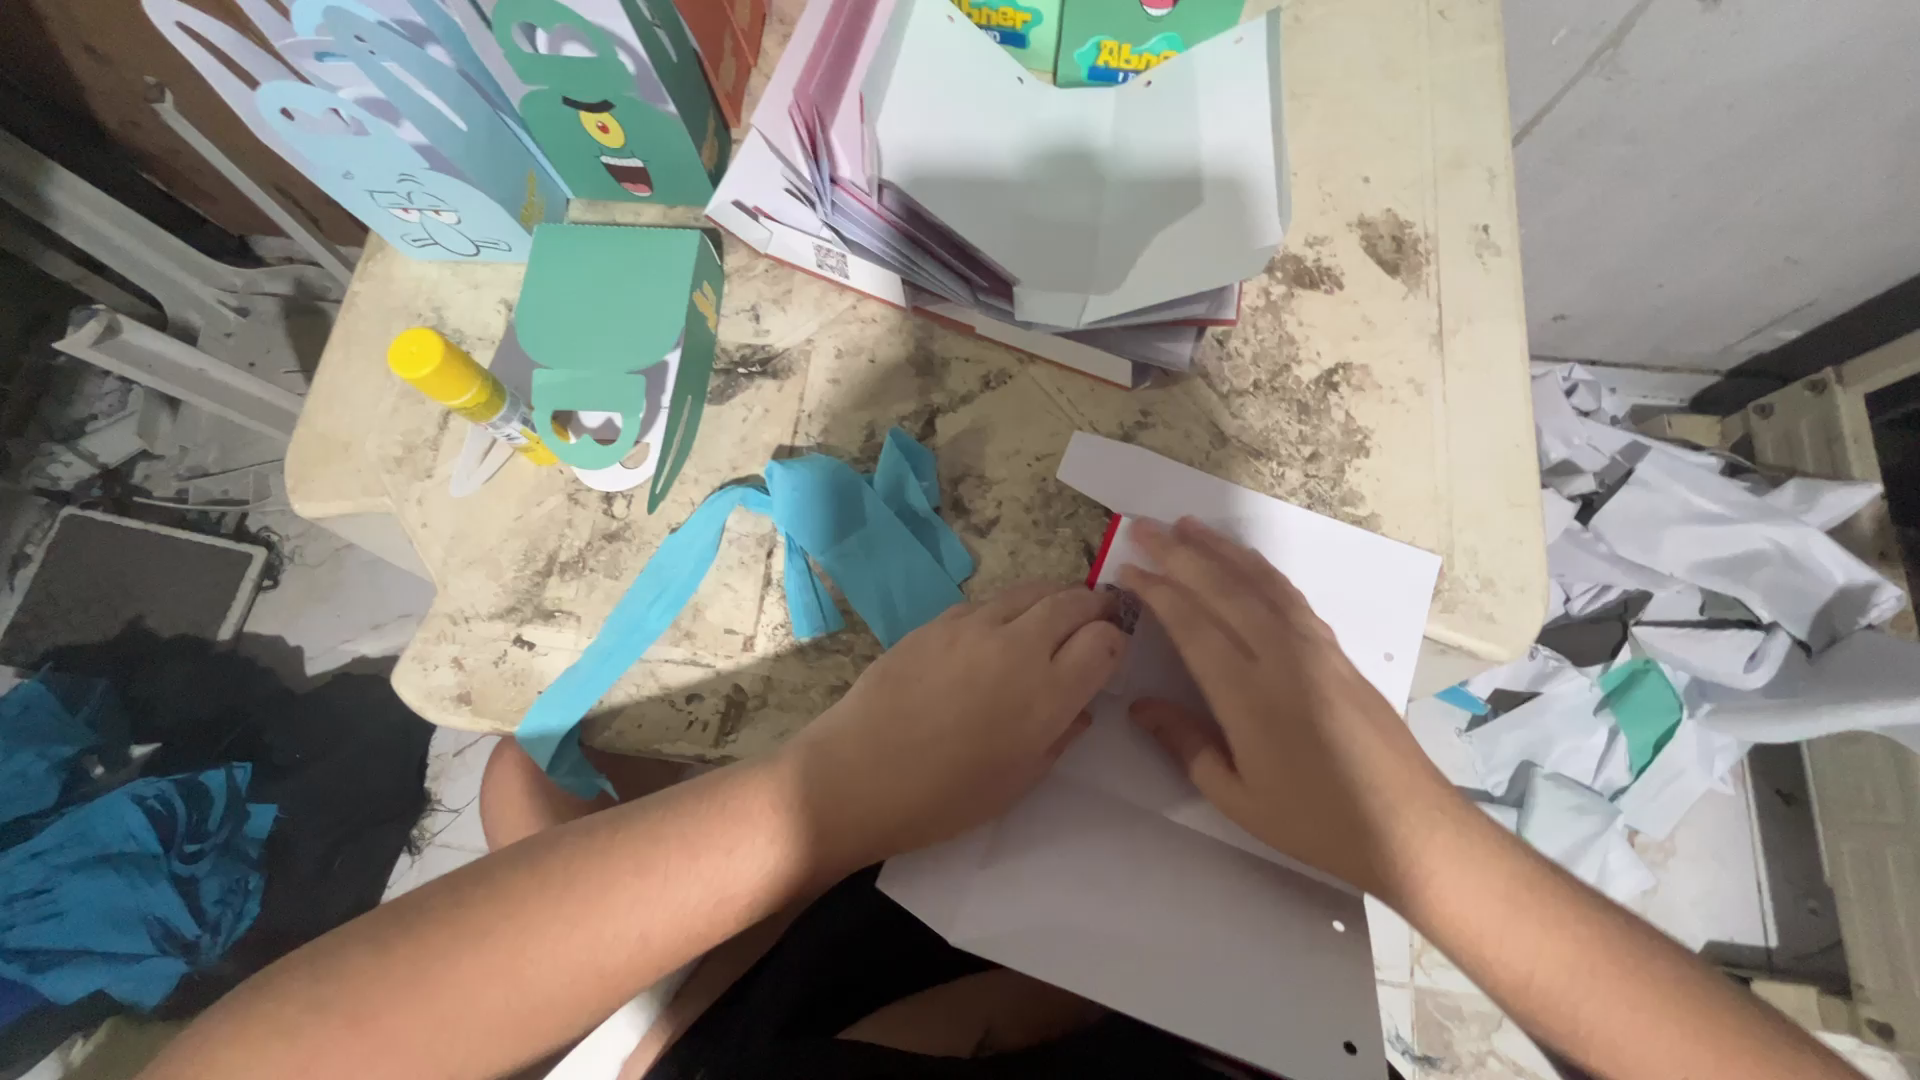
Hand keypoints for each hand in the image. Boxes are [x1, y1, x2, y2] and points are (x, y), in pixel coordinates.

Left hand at [779, 583, 1127, 872]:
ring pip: (1032, 590)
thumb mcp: (1020, 781)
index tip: (1112, 652)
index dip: (1116, 642)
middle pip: (1073, 601)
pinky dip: (1010, 608)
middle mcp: (1018, 644)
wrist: (858, 773)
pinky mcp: (938, 620)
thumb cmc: (944, 796)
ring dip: (1055, 598)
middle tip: (1101, 615)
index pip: (1105, 639)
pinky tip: (1000, 631)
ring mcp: (974, 625)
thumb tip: (1081, 705)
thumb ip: (1061, 735)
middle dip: (1096, 604)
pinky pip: (990, 602)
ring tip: (1056, 615)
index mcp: (1048, 692)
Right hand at [1119, 517, 1457, 900]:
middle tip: (1143, 527)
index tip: (1125, 568)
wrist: (1410, 827)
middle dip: (1178, 553)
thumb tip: (1140, 706)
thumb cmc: (1315, 821)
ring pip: (1258, 581)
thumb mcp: (1236, 797)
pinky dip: (1260, 569)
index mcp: (1247, 693)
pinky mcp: (1337, 650)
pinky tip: (1245, 560)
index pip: (1191, 623)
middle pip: (1221, 588)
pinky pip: (1289, 595)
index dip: (1155, 591)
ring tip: (1187, 525)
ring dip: (1219, 549)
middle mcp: (1281, 655)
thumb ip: (1184, 744)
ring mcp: (1314, 647)